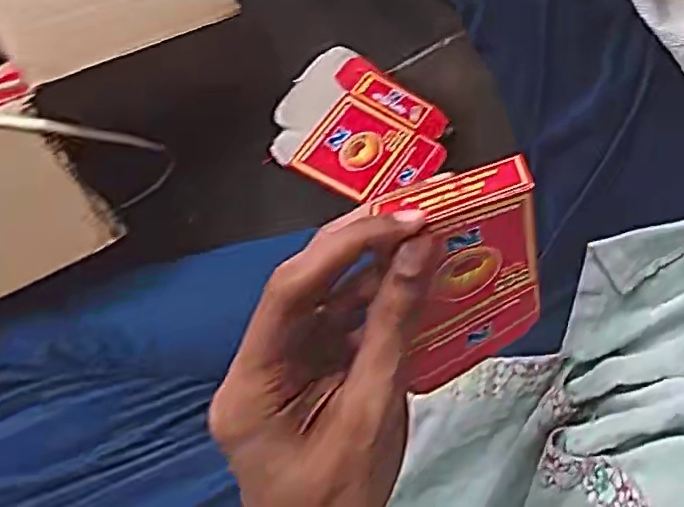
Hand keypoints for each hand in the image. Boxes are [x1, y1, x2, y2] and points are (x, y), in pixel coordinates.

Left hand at [209, 204, 443, 506]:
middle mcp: (265, 356)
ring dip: (382, 252)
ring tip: (429, 224)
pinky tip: (420, 267)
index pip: (291, 288)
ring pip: (334, 283)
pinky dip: (388, 283)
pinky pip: (353, 306)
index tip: (409, 221)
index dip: (351, 244)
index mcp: (254, 380)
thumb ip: (395, 323)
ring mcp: (292, 355)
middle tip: (423, 205)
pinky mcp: (320, 357)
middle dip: (366, 233)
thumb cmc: (340, 493)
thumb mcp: (373, 409)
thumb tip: (421, 245)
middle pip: (309, 273)